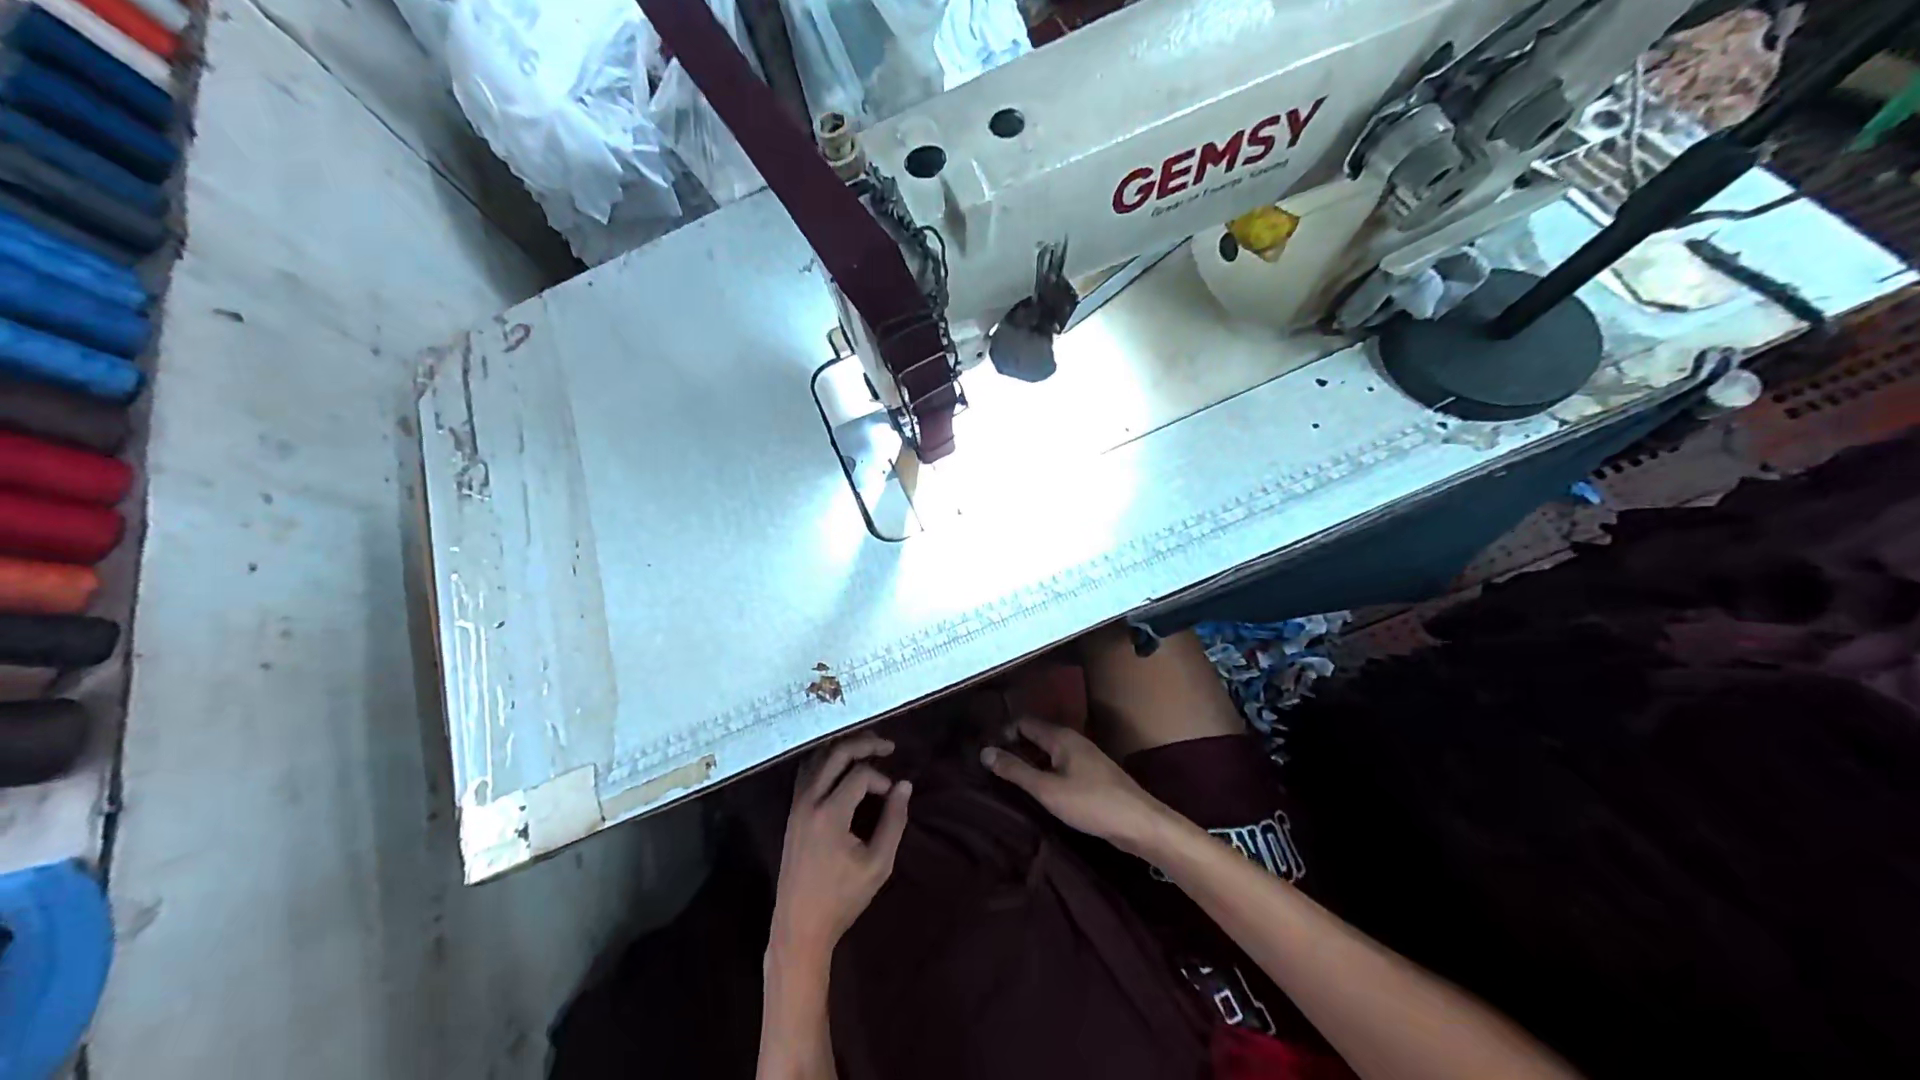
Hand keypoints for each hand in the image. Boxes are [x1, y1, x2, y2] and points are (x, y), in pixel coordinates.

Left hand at [771, 734, 912, 963]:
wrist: (800, 925)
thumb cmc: (842, 898)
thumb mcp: (878, 864)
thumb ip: (894, 821)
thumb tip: (904, 785)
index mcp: (829, 814)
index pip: (860, 774)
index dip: (881, 779)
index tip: (893, 797)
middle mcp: (808, 801)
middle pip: (835, 753)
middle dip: (864, 743)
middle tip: (887, 744)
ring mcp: (796, 804)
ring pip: (817, 757)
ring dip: (842, 747)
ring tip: (867, 747)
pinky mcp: (791, 811)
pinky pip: (807, 771)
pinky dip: (825, 760)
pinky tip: (841, 765)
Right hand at [980, 717, 1174, 857]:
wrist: (1139, 824)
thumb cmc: (1091, 803)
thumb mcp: (1047, 789)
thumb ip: (1015, 771)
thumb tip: (984, 752)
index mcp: (1061, 737)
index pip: (1024, 723)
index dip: (1003, 733)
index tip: (984, 750)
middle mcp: (1072, 740)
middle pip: (1035, 736)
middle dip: (1014, 747)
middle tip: (989, 766)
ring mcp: (1084, 757)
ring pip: (1048, 753)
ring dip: (1029, 762)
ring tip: (1006, 778)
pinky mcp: (1091, 775)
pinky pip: (1059, 765)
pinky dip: (1044, 772)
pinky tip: (1036, 790)